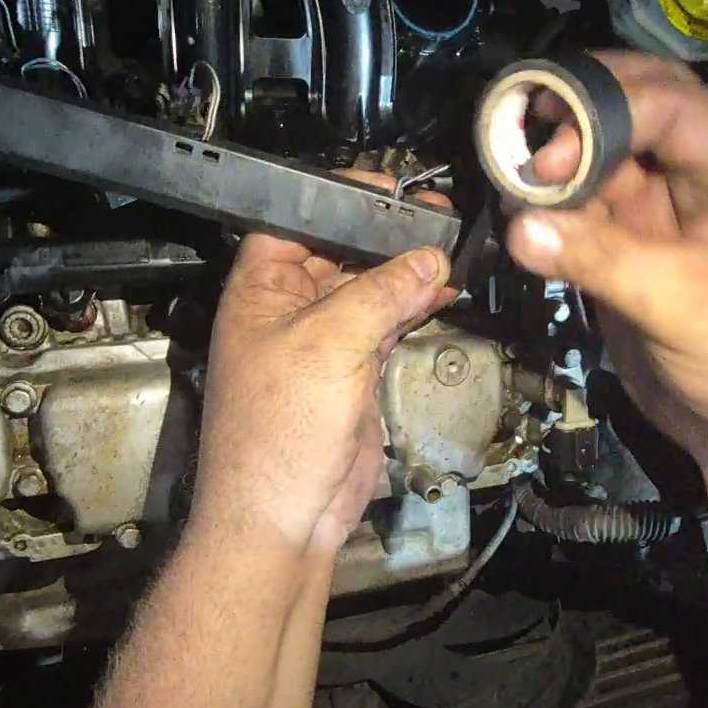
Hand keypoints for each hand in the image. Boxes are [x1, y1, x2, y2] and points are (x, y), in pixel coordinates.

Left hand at [190, 218, 456, 553]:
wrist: (286, 515)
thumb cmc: (279, 433)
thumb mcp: (328, 346)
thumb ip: (379, 294)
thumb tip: (424, 259)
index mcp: (259, 292)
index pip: (295, 222)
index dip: (338, 203)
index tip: (387, 192)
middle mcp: (287, 310)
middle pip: (339, 253)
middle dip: (385, 237)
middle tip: (434, 219)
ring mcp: (321, 341)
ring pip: (368, 289)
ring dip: (406, 272)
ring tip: (448, 249)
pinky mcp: (350, 370)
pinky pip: (384, 324)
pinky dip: (413, 307)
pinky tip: (442, 290)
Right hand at [504, 51, 707, 473]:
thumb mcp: (686, 300)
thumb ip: (601, 258)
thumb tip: (517, 225)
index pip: (671, 104)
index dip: (605, 114)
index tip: (549, 158)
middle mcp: (701, 181)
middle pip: (637, 116)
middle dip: (579, 115)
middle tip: (519, 123)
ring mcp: (665, 221)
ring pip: (604, 169)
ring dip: (558, 170)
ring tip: (507, 177)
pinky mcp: (634, 260)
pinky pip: (587, 222)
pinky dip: (554, 218)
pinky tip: (523, 222)